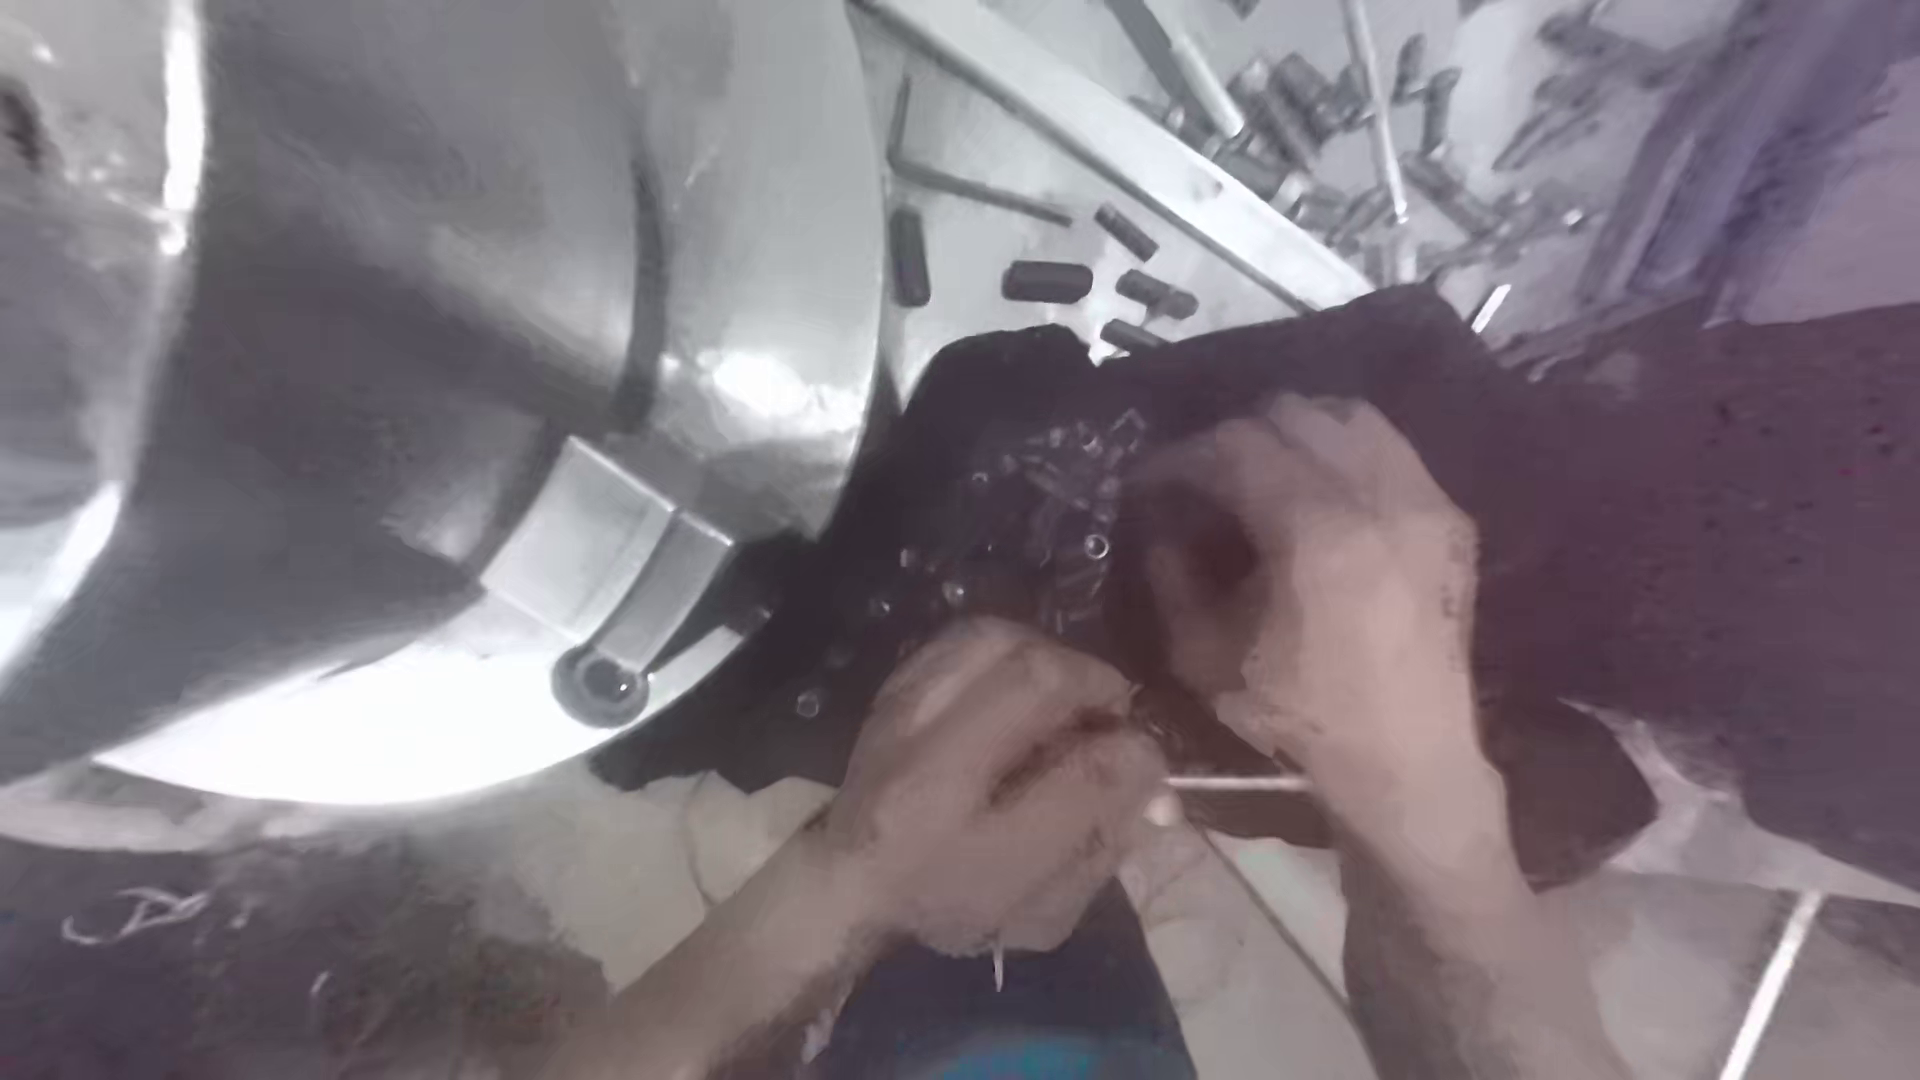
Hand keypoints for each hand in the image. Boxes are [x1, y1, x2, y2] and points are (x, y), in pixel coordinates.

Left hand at [821, 618, 1165, 955]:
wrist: (852, 873)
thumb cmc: (950, 901)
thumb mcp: (1038, 909)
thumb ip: (1102, 842)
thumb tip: (1156, 775)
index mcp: (971, 851)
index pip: (1079, 780)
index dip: (1133, 754)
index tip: (1145, 752)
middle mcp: (927, 769)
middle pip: (1033, 678)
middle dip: (1093, 681)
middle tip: (1107, 709)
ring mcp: (902, 713)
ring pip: (997, 640)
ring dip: (1051, 656)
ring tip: (1064, 691)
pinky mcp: (893, 684)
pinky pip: (966, 635)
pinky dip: (1010, 645)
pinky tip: (1018, 676)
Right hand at [1138, 395, 1485, 810]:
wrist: (1409, 761)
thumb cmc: (1296, 712)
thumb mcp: (1202, 652)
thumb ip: (1170, 574)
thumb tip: (1160, 524)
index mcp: (1316, 532)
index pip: (1233, 448)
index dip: (1178, 457)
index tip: (1147, 480)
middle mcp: (1380, 497)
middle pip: (1288, 413)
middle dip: (1225, 439)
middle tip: (1195, 481)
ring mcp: (1425, 500)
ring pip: (1344, 413)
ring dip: (1283, 433)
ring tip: (1250, 475)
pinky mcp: (1447, 516)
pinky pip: (1382, 445)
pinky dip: (1331, 448)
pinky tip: (1305, 489)